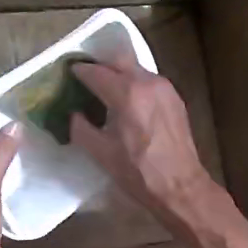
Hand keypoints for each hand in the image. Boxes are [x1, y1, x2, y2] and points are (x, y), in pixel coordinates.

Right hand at [69, 54, 220, 225]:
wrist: (180, 187)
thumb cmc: (138, 172)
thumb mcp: (101, 153)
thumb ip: (81, 128)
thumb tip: (73, 114)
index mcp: (127, 93)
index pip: (96, 72)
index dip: (79, 72)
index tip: (68, 74)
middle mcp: (148, 82)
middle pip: (118, 60)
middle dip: (100, 66)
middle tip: (86, 79)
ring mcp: (165, 88)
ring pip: (136, 69)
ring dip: (119, 74)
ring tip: (105, 91)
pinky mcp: (175, 98)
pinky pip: (149, 81)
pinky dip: (134, 84)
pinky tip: (128, 103)